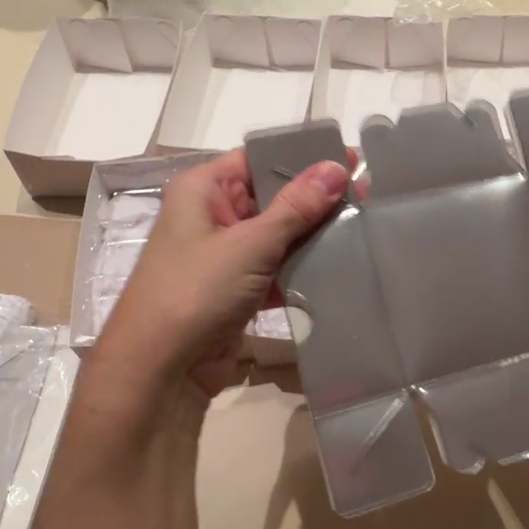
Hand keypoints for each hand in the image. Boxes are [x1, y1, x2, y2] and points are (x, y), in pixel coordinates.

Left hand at [89, 149, 350, 396]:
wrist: (160, 369)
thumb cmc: (195, 291)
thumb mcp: (249, 244)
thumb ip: (296, 207)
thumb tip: (337, 167)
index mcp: (203, 190)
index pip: (258, 159)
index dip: (303, 158)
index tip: (351, 159)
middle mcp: (213, 216)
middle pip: (273, 197)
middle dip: (316, 199)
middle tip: (367, 196)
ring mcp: (226, 256)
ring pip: (279, 235)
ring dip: (314, 236)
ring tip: (363, 227)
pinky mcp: (238, 291)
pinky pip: (278, 270)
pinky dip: (303, 270)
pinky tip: (340, 267)